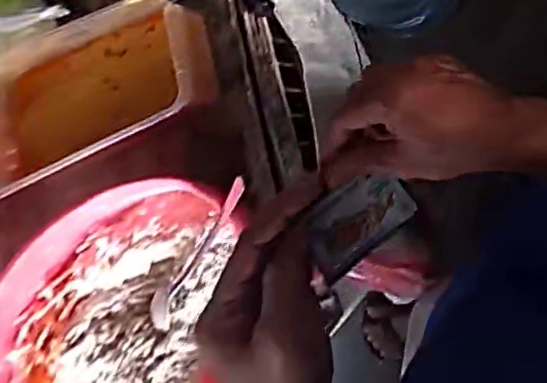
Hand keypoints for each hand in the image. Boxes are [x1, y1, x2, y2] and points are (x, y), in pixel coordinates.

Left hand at [196, 177, 331, 382]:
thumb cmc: (286, 376)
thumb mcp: (287, 324)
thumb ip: (287, 272)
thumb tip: (298, 227)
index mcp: (220, 311)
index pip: (249, 245)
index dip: (281, 209)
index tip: (313, 183)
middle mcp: (227, 306)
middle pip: (256, 247)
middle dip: (288, 213)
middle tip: (323, 185)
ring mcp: (248, 311)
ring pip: (271, 255)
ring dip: (298, 226)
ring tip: (326, 200)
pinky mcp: (271, 314)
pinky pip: (285, 268)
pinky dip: (305, 245)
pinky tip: (324, 233)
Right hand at [324, 56, 521, 183]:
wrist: (503, 127)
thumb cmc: (454, 147)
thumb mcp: (404, 160)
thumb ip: (362, 161)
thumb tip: (331, 171)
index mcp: (391, 93)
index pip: (345, 113)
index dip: (334, 141)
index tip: (333, 163)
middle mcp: (406, 69)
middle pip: (362, 89)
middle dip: (353, 117)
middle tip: (357, 147)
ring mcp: (427, 61)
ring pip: (383, 75)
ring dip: (374, 100)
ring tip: (384, 131)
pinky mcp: (444, 61)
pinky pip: (407, 71)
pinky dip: (397, 88)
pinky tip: (408, 113)